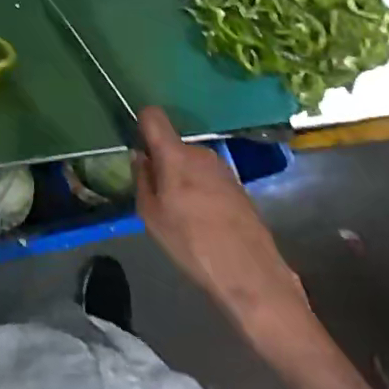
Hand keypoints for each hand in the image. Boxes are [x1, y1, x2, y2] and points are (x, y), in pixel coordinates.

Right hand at [133, 107, 310, 340]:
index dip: (142, 123)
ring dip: (184, 180)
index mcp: (176, 156)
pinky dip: (202, 191)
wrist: (249, 272)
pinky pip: (209, 178)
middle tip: (160, 198)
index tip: (138, 146)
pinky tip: (205, 222)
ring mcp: (223, 168)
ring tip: (184, 216)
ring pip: (192, 164)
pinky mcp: (239, 185)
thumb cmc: (192, 243)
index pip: (154, 116)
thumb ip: (142, 180)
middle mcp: (201, 153)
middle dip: (164, 164)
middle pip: (173, 146)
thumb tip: (141, 157)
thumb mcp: (151, 217)